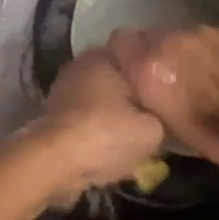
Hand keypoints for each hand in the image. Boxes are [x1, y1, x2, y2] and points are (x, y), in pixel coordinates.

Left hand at [30, 48, 164, 204]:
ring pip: (98, 102)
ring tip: (131, 140)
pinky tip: (108, 151)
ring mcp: (62, 91)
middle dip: (132, 99)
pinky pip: (83, 121)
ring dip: (112, 118)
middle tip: (153, 119)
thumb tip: (158, 120)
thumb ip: (161, 118)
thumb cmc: (105, 134)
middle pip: (116, 81)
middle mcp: (79, 66)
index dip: (152, 75)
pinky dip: (94, 133)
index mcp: (103, 56)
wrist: (54, 162)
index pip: (136, 57)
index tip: (167, 93)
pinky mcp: (51, 117)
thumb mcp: (151, 130)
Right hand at [106, 26, 218, 171]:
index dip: (125, 54)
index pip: (119, 42)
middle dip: (154, 51)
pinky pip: (204, 35)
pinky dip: (206, 48)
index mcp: (148, 67)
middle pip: (149, 35)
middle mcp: (169, 40)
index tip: (132, 67)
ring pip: (178, 33)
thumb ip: (147, 90)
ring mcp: (200, 31)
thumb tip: (139, 78)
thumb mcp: (165, 120)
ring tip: (196, 71)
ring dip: (180, 48)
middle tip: (167, 72)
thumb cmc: (212, 137)